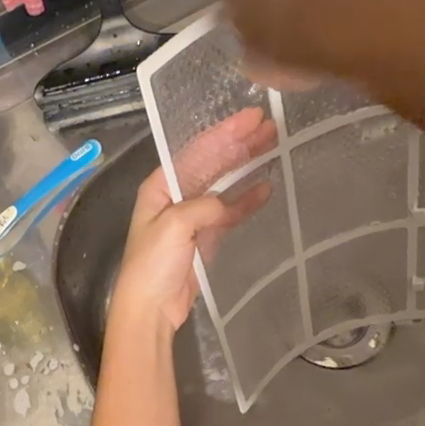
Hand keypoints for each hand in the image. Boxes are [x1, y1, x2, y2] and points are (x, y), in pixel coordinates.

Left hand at [112, 108, 276, 333]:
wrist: (150, 308)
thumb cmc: (153, 264)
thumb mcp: (174, 226)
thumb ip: (202, 206)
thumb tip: (224, 203)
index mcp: (160, 186)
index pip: (196, 151)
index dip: (225, 133)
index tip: (252, 117)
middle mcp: (174, 196)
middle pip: (211, 163)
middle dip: (239, 145)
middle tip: (271, 128)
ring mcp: (190, 218)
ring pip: (222, 185)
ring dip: (246, 167)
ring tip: (273, 148)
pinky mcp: (204, 239)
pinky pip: (228, 214)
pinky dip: (245, 202)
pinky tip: (266, 188)